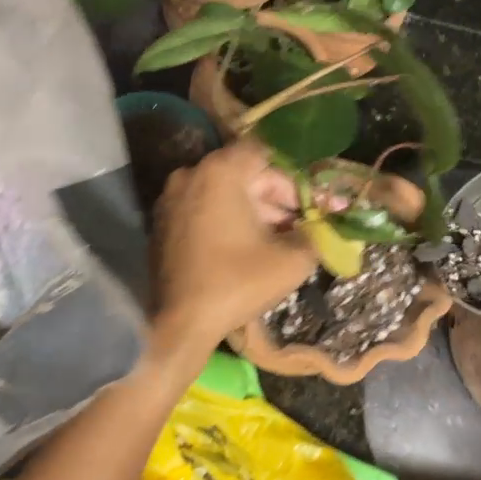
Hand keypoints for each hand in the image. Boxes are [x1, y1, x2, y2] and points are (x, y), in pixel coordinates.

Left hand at [148, 140, 317, 354]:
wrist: (179, 325)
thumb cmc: (238, 283)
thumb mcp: (292, 260)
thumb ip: (313, 234)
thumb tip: (318, 228)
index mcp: (221, 172)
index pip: (265, 153)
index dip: (293, 177)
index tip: (311, 204)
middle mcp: (191, 175)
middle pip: (245, 174)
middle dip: (277, 199)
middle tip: (302, 225)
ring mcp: (171, 199)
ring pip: (225, 194)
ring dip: (254, 212)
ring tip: (281, 241)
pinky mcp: (162, 224)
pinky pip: (204, 211)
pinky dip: (228, 222)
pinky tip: (249, 249)